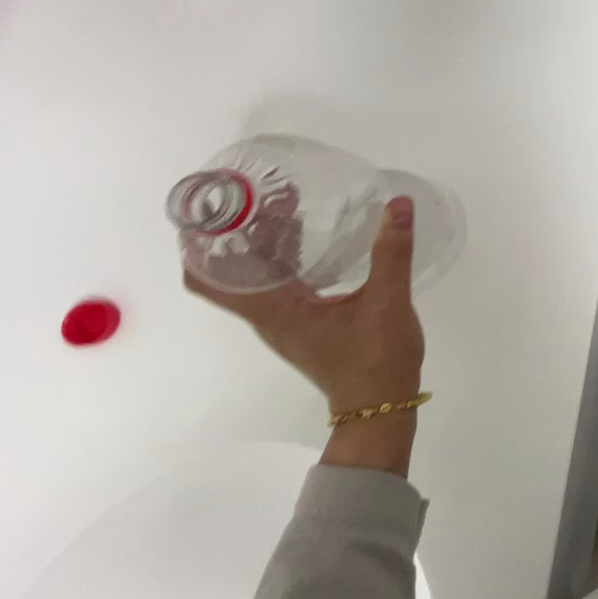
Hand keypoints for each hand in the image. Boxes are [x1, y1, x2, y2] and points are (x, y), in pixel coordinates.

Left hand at [187, 197, 425, 473]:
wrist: (382, 404)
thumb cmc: (375, 357)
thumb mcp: (387, 300)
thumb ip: (392, 251)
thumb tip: (397, 203)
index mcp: (274, 311)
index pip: (209, 281)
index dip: (200, 245)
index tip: (214, 208)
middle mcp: (270, 315)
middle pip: (233, 270)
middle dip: (241, 231)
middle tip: (264, 194)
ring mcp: (287, 320)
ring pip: (257, 276)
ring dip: (265, 242)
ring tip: (289, 206)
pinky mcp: (306, 322)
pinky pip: (280, 282)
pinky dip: (286, 257)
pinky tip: (313, 240)